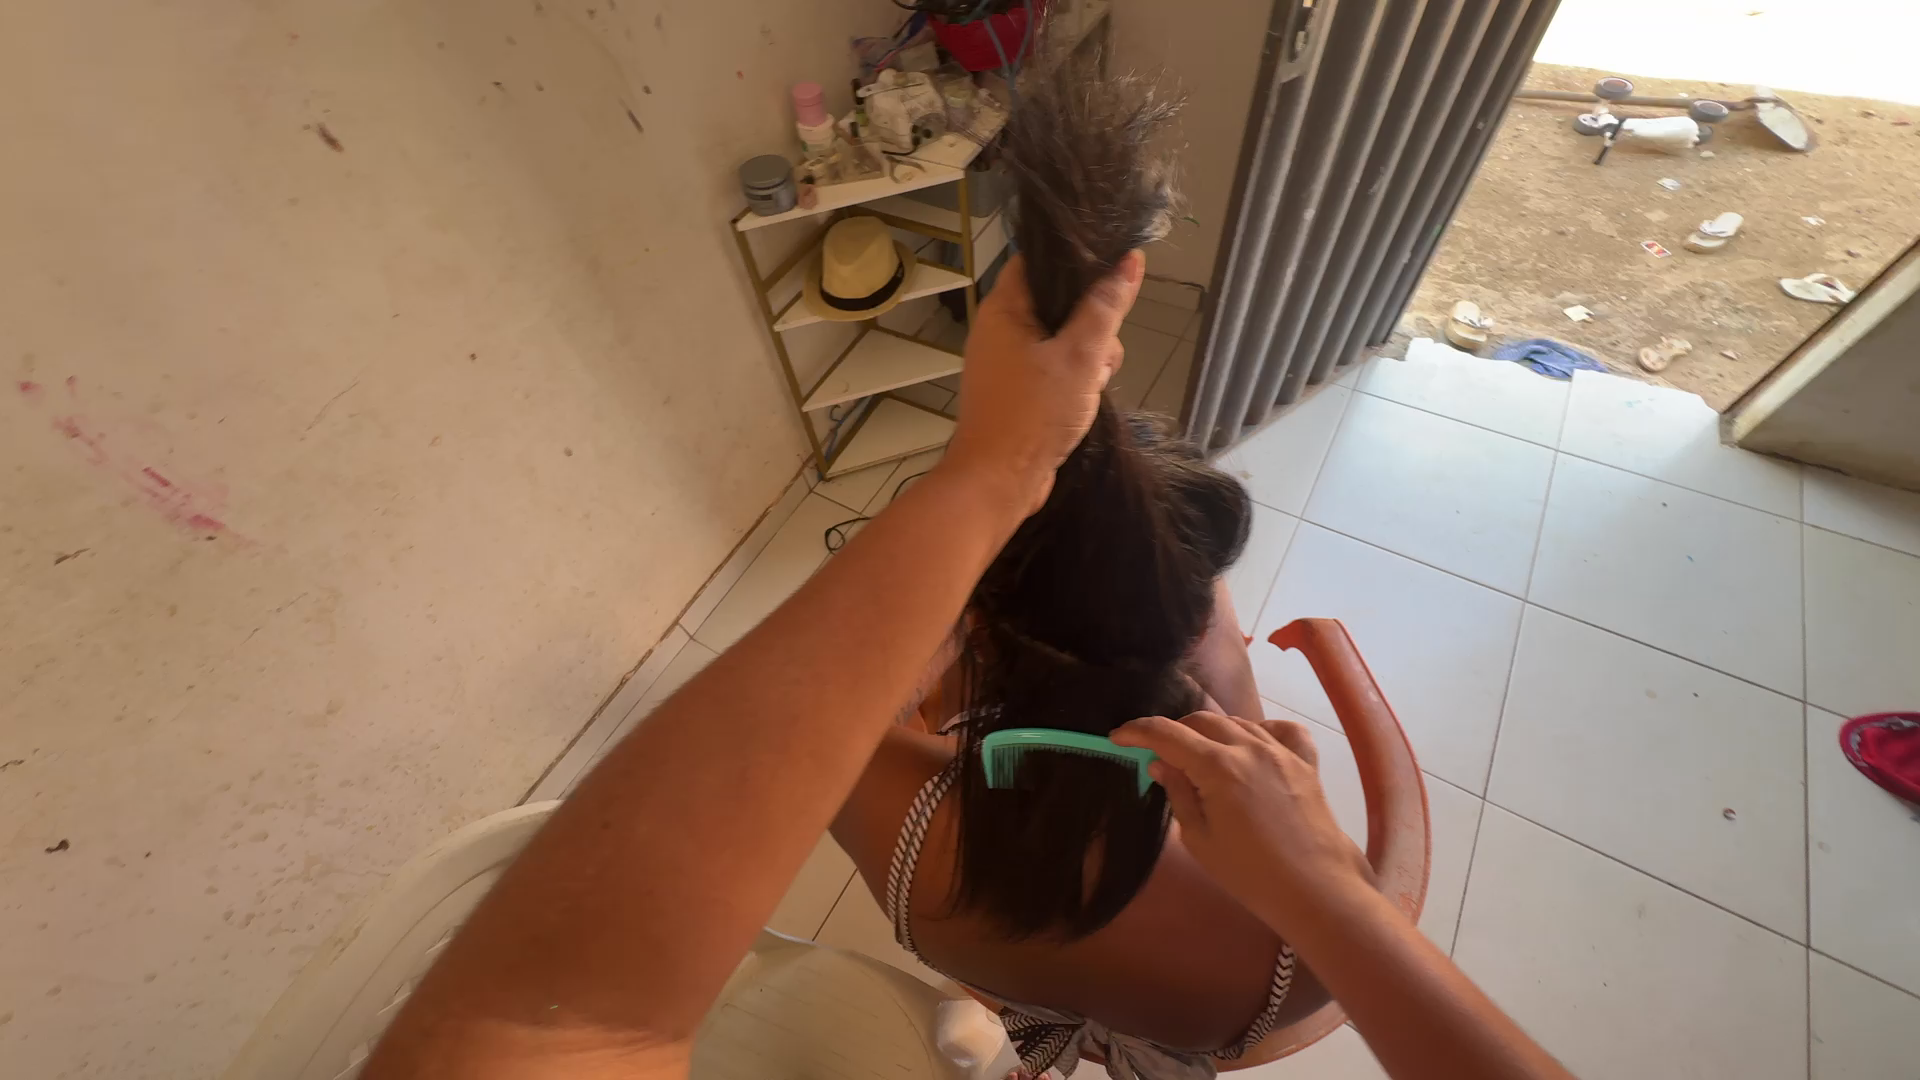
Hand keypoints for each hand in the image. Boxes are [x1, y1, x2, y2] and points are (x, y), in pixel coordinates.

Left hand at [941, 251, 1144, 515]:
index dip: (1075, 261)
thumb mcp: (1080, 356)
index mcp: (1004, 309)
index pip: (1037, 261)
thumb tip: (1130, 260)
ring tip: (1093, 384)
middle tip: (1101, 352)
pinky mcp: (1017, 394)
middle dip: (1091, 324)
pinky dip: (1073, 382)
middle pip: (1057, 304)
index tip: (1111, 274)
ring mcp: (1007, 365)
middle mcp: (1000, 331)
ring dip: (1087, 359)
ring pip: (1062, 341)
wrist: (999, 482)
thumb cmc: (1034, 414)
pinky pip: (1053, 372)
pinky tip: (1085, 402)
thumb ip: (1106, 307)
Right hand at [1111, 712, 1373, 931]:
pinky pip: (1280, 729)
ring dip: (1210, 732)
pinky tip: (1252, 746)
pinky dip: (1259, 730)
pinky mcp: (1305, 762)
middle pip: (1199, 720)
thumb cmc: (1251, 874)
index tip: (1118, 738)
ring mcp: (1280, 751)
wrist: (1318, 893)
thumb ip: (1178, 792)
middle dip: (1174, 732)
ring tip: (1202, 756)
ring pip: (1235, 722)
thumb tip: (1160, 763)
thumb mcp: (1199, 839)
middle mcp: (1248, 747)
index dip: (1136, 731)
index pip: (1165, 733)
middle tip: (1162, 756)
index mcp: (1217, 766)